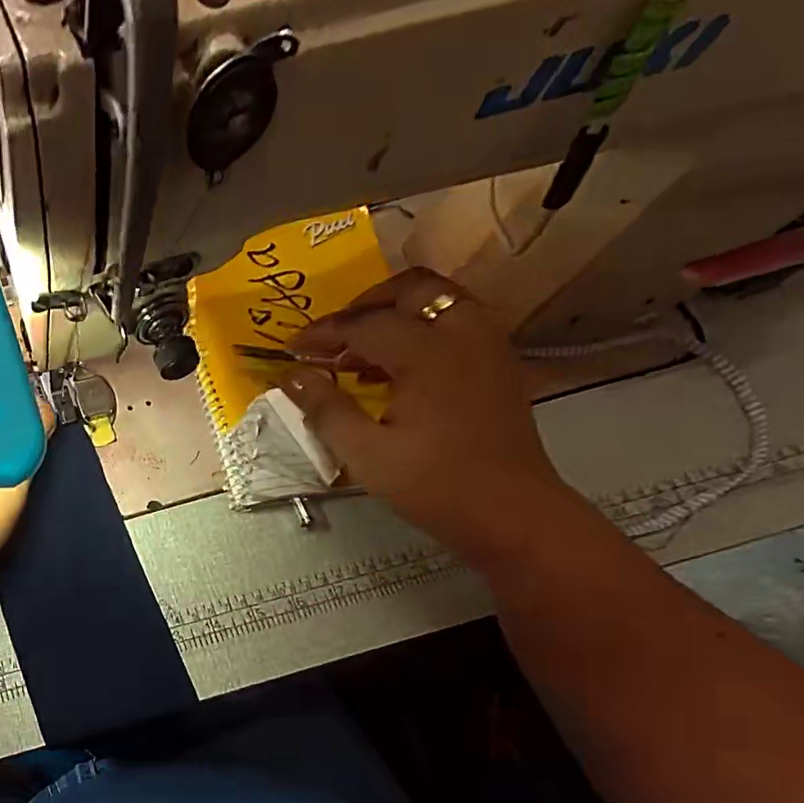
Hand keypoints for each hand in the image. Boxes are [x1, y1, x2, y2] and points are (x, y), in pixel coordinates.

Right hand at [279, 268, 582, 559]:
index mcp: (428, 352)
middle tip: (334, 336)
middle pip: (411, 289)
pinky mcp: (498, 364)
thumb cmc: (434, 486)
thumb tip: (292, 376)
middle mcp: (463, 333)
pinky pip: (456, 324)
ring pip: (439, 301)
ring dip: (396, 315)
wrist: (512, 514)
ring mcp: (487, 345)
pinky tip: (396, 371)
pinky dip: (422, 331)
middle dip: (366, 304)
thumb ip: (326, 408)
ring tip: (361, 353)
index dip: (322, 334)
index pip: (363, 324)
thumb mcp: (366, 454)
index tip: (292, 349)